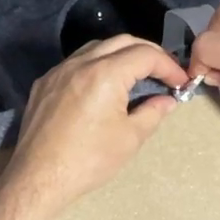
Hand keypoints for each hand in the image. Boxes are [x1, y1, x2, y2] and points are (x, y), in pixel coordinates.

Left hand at [0, 35, 189, 218]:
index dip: (168, 66)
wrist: (38, 178)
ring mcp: (58, 72)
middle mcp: (80, 63)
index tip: (180, 82)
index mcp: (105, 74)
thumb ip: (152, 113)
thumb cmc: (88, 160)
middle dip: (147, 53)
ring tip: (135, 76)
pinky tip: (101, 87)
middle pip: (121, 42)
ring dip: (119, 55)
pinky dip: (95, 66)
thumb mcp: (129, 138)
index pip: (145, 55)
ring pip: (95, 48)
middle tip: (162, 73)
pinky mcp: (43, 84)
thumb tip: (167, 101)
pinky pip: (74, 64)